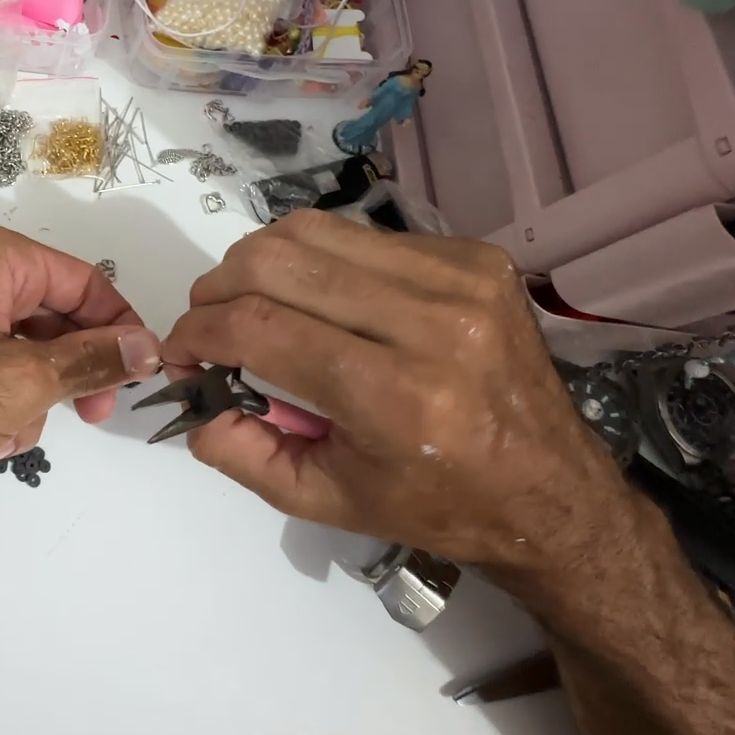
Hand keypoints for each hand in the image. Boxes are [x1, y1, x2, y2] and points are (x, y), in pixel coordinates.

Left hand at [0, 225, 162, 512]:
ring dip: (22, 405)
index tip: (141, 377)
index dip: (120, 328)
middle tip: (86, 418)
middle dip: (63, 377)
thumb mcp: (13, 382)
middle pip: (53, 322)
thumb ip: (88, 361)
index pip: (84, 283)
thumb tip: (147, 344)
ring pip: (22, 360)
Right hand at [160, 210, 635, 571]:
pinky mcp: (472, 256)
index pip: (260, 327)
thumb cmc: (434, 503)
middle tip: (208, 323)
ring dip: (256, 264)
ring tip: (250, 302)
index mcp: (399, 397)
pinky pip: (353, 234)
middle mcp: (434, 322)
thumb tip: (189, 397)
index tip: (180, 350)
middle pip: (274, 263)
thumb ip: (241, 453)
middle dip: (215, 290)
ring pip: (307, 232)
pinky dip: (311, 260)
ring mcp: (459, 277)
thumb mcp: (324, 501)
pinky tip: (315, 297)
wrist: (553, 490)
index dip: (198, 331)